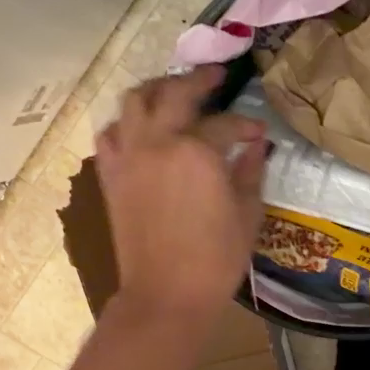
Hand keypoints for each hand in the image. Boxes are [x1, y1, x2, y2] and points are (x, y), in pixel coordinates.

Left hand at [95, 66, 266, 324]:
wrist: (166, 293)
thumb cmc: (216, 258)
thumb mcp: (248, 213)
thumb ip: (250, 171)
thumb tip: (255, 146)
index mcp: (197, 152)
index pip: (225, 123)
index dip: (246, 125)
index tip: (259, 134)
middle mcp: (158, 142)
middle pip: (174, 93)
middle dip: (199, 80)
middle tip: (217, 76)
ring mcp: (129, 156)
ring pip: (134, 101)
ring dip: (156, 89)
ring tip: (173, 91)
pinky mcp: (111, 175)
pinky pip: (111, 133)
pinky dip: (127, 123)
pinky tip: (141, 128)